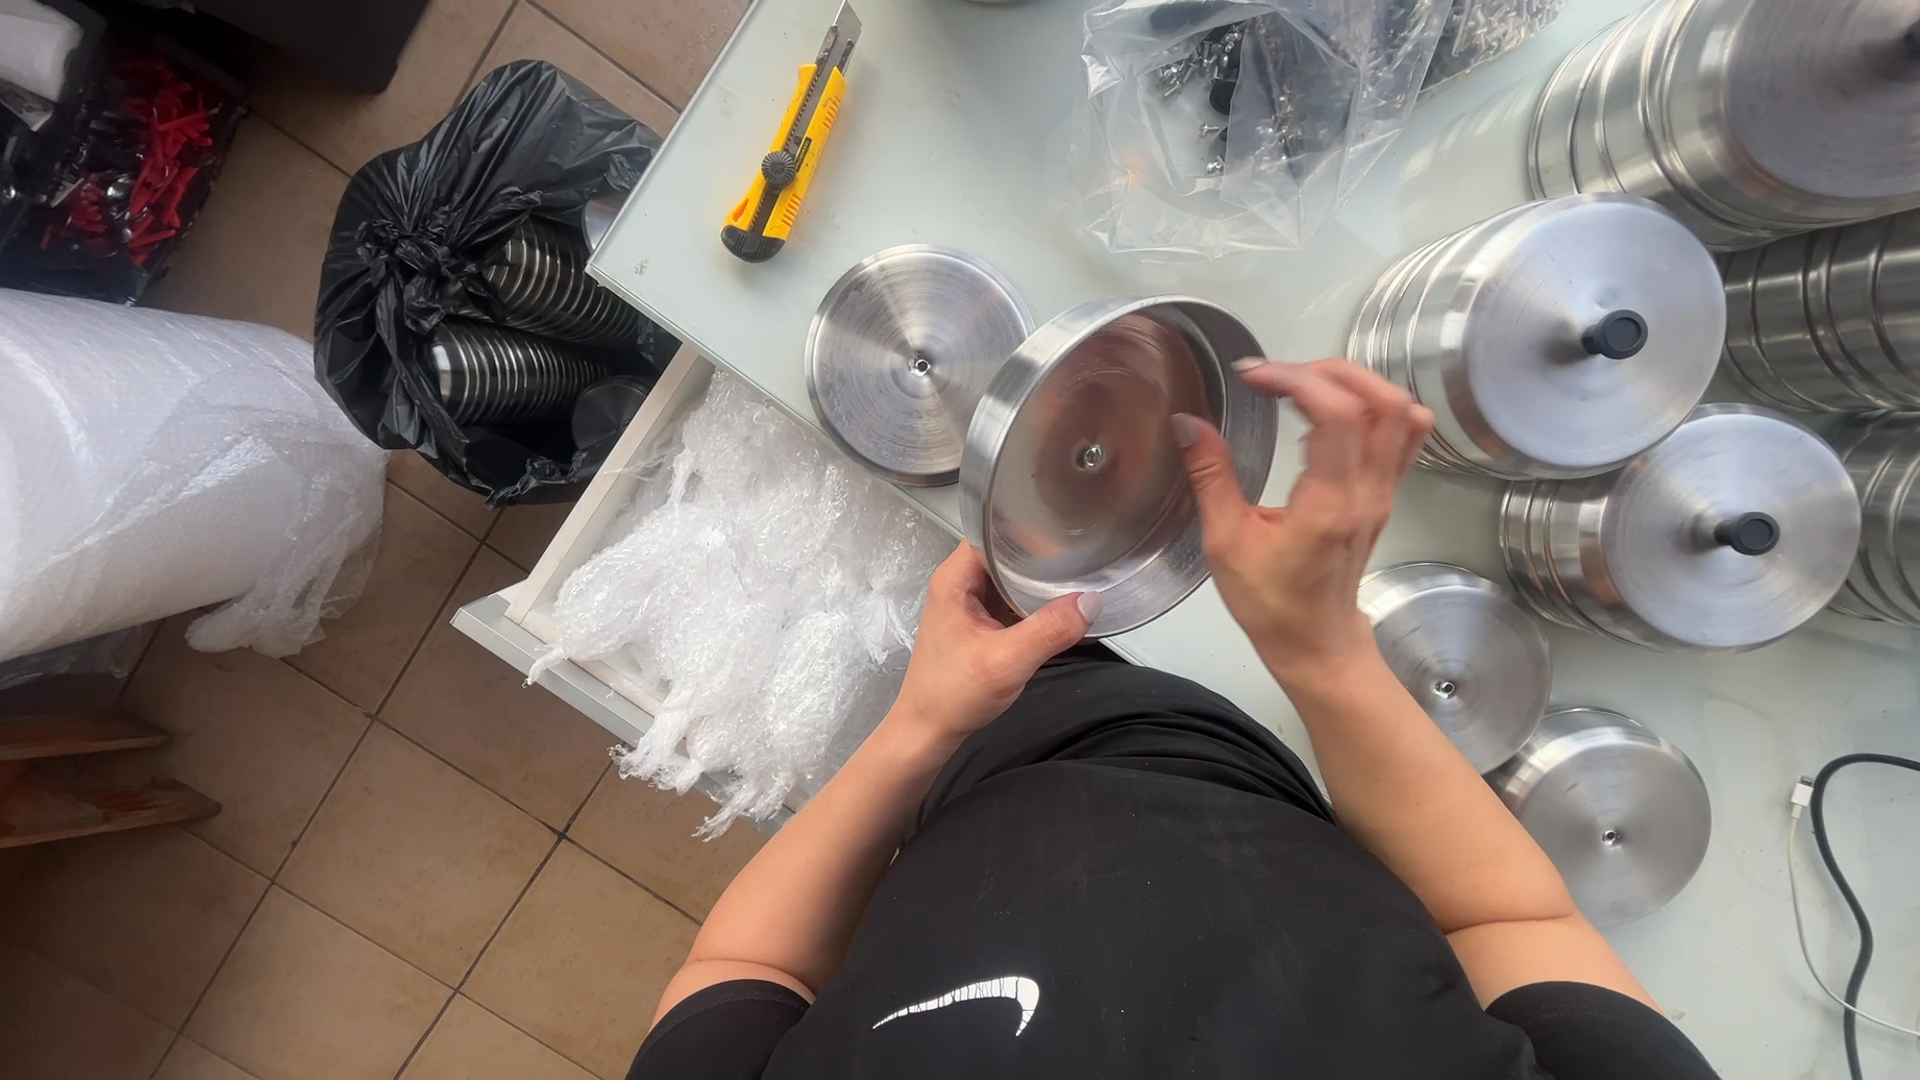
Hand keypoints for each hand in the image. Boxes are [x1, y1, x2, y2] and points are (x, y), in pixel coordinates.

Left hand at [888, 543, 1098, 745]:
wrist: (928, 731)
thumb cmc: (953, 694)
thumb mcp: (1007, 661)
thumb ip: (1049, 630)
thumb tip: (1090, 602)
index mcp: (955, 579)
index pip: (992, 532)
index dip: (1026, 526)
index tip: (1063, 528)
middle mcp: (960, 584)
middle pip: (1004, 553)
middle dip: (1041, 554)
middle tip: (1080, 552)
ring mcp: (969, 605)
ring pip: (1010, 578)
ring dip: (1039, 581)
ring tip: (1078, 575)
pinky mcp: (980, 624)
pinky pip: (1011, 602)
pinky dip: (1034, 604)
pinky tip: (1062, 610)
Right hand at [1174, 358, 1431, 686]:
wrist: (1314, 640)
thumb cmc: (1268, 600)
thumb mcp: (1225, 541)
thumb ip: (1211, 477)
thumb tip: (1187, 424)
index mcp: (1329, 504)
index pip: (1339, 415)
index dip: (1297, 380)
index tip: (1252, 376)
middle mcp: (1368, 491)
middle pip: (1381, 400)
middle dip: (1325, 370)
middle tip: (1275, 375)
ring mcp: (1385, 491)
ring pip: (1401, 411)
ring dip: (1356, 382)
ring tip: (1304, 384)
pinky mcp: (1385, 493)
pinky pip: (1401, 432)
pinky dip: (1371, 404)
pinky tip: (1327, 413)